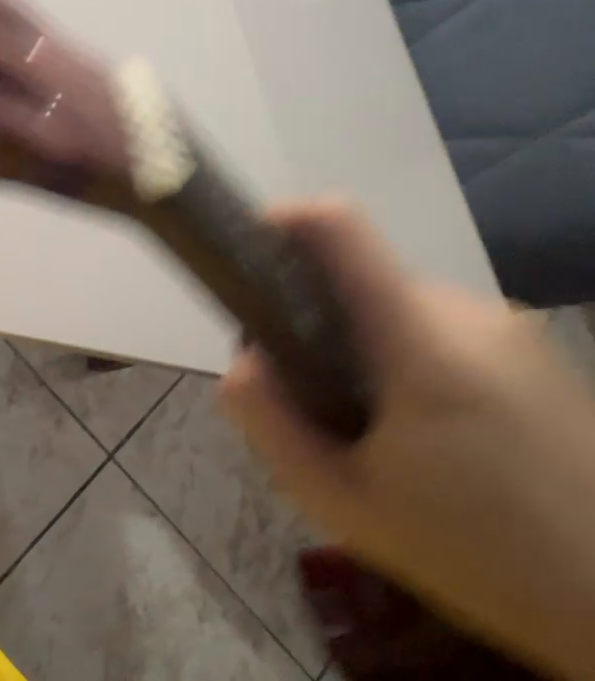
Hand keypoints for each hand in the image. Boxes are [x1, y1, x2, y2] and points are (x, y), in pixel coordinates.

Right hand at [222, 201, 594, 679]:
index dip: (276, 224)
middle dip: (310, 327)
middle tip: (314, 404)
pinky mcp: (534, 350)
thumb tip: (244, 357)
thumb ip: (265, 417)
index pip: (337, 230)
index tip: (242, 263)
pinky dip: (402, 360)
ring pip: (388, 307)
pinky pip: (432, 328)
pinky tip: (426, 434)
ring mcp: (511, 330)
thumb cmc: (471, 551)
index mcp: (421, 345)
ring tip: (374, 430)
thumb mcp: (333, 498)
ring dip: (358, 348)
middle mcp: (468, 316)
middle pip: (350, 283)